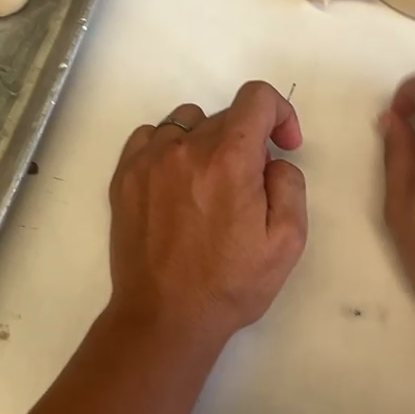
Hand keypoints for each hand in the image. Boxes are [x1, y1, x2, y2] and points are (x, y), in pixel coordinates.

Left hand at [108, 81, 309, 340]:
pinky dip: (169, 148)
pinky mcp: (125, 176)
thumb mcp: (286, 241)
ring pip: (187, 122)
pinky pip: (151, 137)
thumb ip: (289, 184)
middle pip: (225, 115)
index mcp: (228, 160)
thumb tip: (272, 160)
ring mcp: (149, 160)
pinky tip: (177, 181)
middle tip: (248, 187)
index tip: (283, 145)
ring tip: (210, 183)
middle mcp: (185, 148)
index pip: (256, 97)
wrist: (164, 316)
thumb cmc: (230, 284)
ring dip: (207, 141)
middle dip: (247, 141)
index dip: (279, 112)